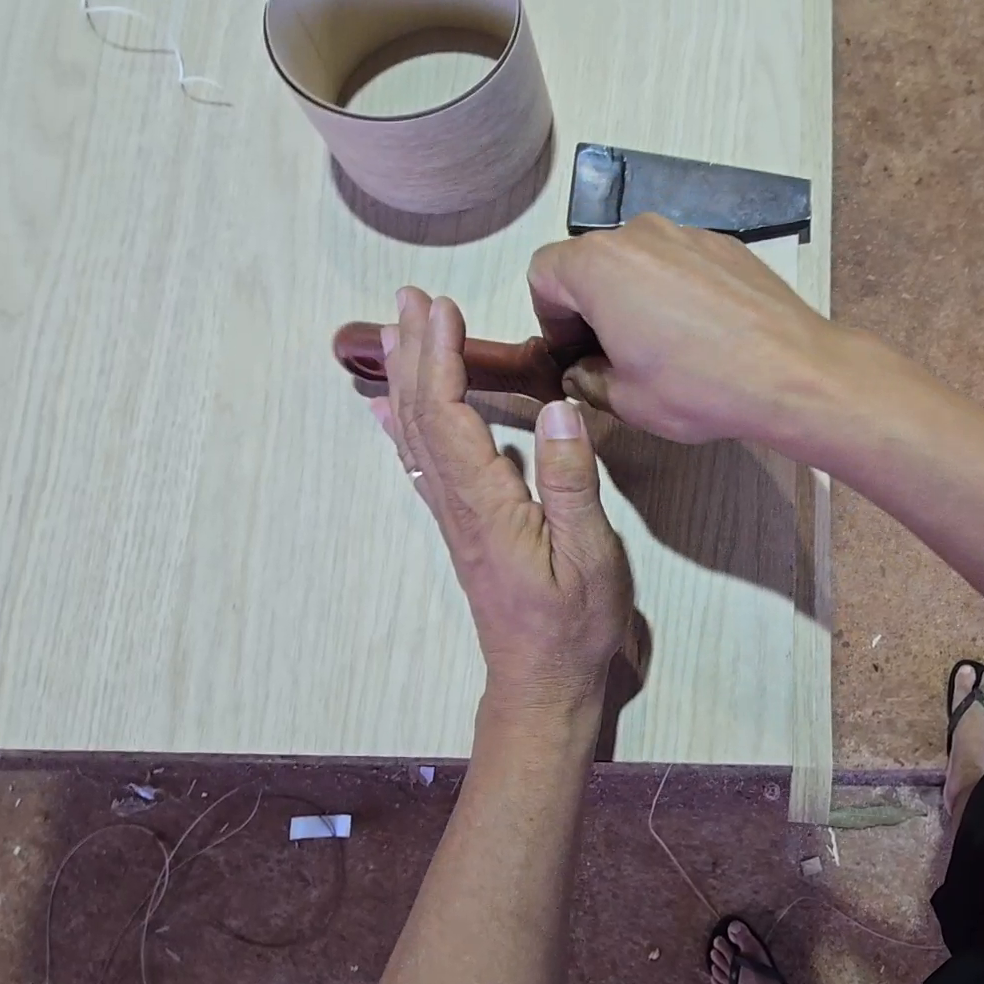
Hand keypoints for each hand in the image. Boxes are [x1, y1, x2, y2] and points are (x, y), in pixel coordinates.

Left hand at [372, 288, 632, 719]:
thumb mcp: (590, 556)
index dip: (440, 359)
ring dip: (406, 383)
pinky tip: (393, 415)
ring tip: (396, 336)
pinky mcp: (465, 532)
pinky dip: (406, 431)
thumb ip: (571, 483)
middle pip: (422, 420)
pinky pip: (425, 469)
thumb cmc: (573, 624)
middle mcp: (458, 507)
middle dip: (415, 355)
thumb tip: (556, 410)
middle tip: (410, 300)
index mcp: (487, 507)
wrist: (541, 682)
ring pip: (417, 440)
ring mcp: (456, 521)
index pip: (450, 418)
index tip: (440, 308)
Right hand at [526, 215, 866, 444]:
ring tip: (663, 350)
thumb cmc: (703, 386)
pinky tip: (700, 336)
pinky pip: (680, 264)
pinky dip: (676, 292)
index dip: (550, 319)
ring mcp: (687, 235)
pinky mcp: (725, 245)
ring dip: (635, 299)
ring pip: (638, 262)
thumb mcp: (627, 401)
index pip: (544, 275)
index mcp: (598, 265)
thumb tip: (582, 373)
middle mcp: (639, 235)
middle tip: (612, 357)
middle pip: (591, 264)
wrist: (790, 372)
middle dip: (592, 309)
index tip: (573, 351)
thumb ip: (587, 381)